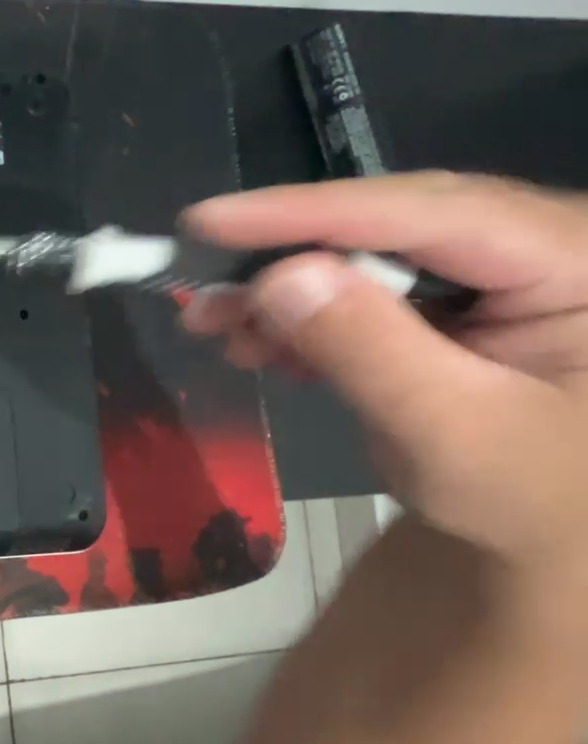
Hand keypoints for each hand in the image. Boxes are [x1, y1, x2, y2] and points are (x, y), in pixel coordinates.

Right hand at [181, 172, 587, 561]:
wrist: (562, 532)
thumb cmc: (533, 495)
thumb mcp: (447, 428)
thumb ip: (368, 348)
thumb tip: (276, 278)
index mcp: (586, 262)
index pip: (433, 215)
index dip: (309, 212)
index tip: (205, 222)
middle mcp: (550, 247)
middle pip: (395, 223)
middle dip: (285, 252)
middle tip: (195, 279)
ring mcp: (506, 273)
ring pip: (371, 255)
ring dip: (283, 290)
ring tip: (214, 327)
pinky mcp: (464, 302)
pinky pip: (369, 292)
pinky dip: (302, 317)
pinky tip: (257, 344)